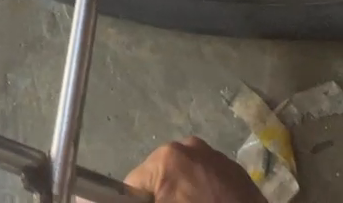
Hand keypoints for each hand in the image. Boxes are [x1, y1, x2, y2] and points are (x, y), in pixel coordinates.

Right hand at [124, 138, 263, 202]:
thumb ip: (140, 197)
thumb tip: (106, 196)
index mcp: (167, 157)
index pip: (133, 184)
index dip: (140, 201)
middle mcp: (189, 145)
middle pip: (160, 176)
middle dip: (163, 196)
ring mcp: (216, 155)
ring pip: (186, 175)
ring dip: (185, 194)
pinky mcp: (237, 170)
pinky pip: (209, 178)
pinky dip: (207, 193)